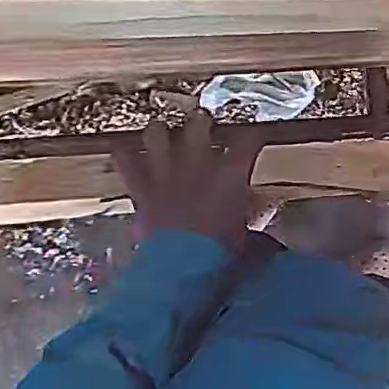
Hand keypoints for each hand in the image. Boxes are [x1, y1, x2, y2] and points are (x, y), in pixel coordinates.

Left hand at [109, 110, 263, 250]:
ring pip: (158, 135)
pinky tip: (123, 148)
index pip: (247, 141)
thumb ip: (254, 212)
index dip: (252, 135)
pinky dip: (124, 154)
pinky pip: (126, 163)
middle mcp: (198, 165)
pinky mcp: (142, 189)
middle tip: (203, 120)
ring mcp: (166, 174)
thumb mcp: (245, 230)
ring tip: (163, 129)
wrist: (180, 268)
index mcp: (230, 174)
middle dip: (201, 121)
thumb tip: (264, 207)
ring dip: (161, 130)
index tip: (254, 136)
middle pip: (199, 126)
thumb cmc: (219, 251)